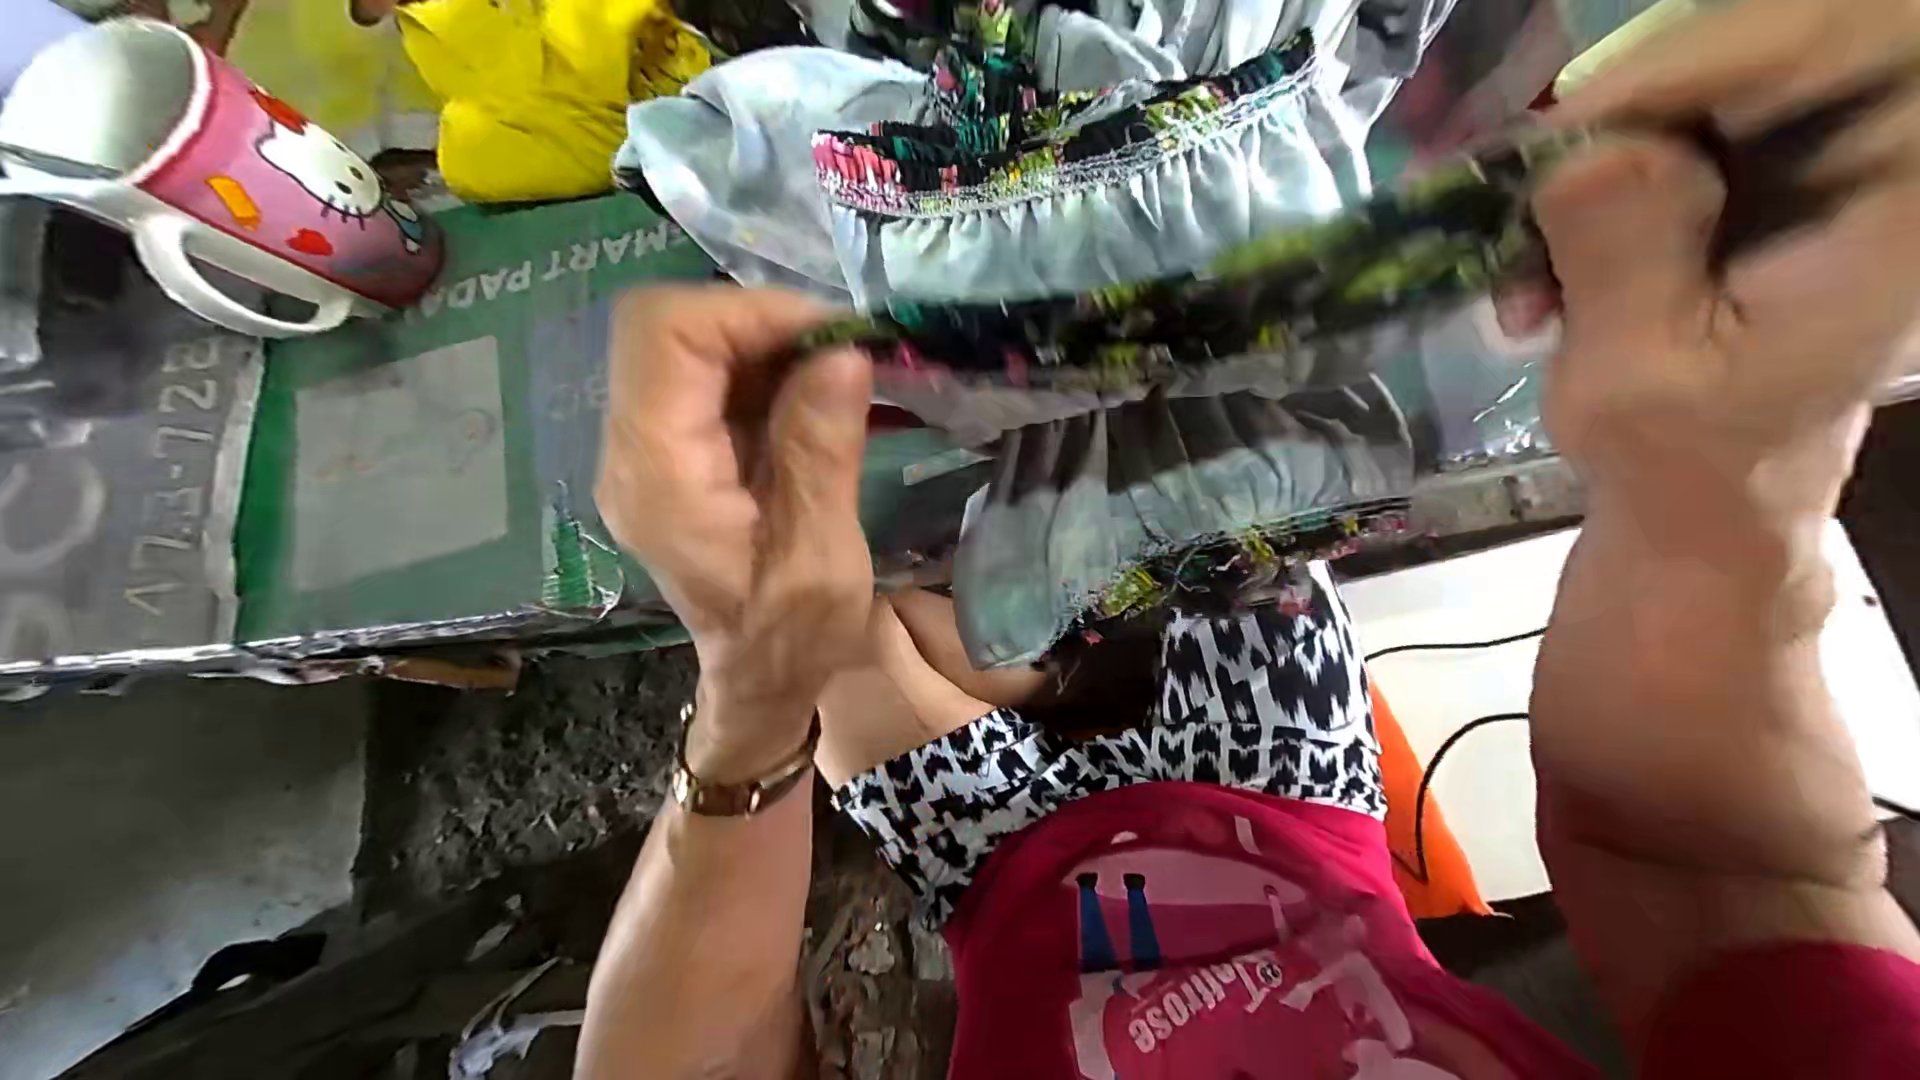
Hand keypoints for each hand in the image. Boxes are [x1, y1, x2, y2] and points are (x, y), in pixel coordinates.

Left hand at [596, 287, 872, 774]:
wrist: (759, 679)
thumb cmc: (792, 638)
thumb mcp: (821, 556)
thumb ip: (822, 452)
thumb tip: (843, 354)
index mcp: (660, 479)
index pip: (667, 338)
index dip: (749, 312)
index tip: (832, 335)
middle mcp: (633, 453)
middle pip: (665, 330)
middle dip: (759, 322)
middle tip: (839, 348)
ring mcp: (647, 451)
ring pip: (686, 347)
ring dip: (764, 343)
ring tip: (834, 370)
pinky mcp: (673, 454)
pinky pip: (705, 380)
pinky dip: (761, 369)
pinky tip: (810, 395)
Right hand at [1526, 0, 1919, 534]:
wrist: (1701, 484)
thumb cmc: (1674, 449)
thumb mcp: (1631, 368)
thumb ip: (1622, 259)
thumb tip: (1580, 152)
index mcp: (1899, 196)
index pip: (1824, 46)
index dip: (1673, 72)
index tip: (1548, 141)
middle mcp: (1881, 157)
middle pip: (1741, 66)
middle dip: (1601, 143)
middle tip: (1510, 225)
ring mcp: (1816, 171)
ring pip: (1680, 113)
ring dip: (1572, 196)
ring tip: (1520, 292)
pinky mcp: (1752, 192)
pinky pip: (1654, 157)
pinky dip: (1575, 215)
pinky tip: (1539, 285)